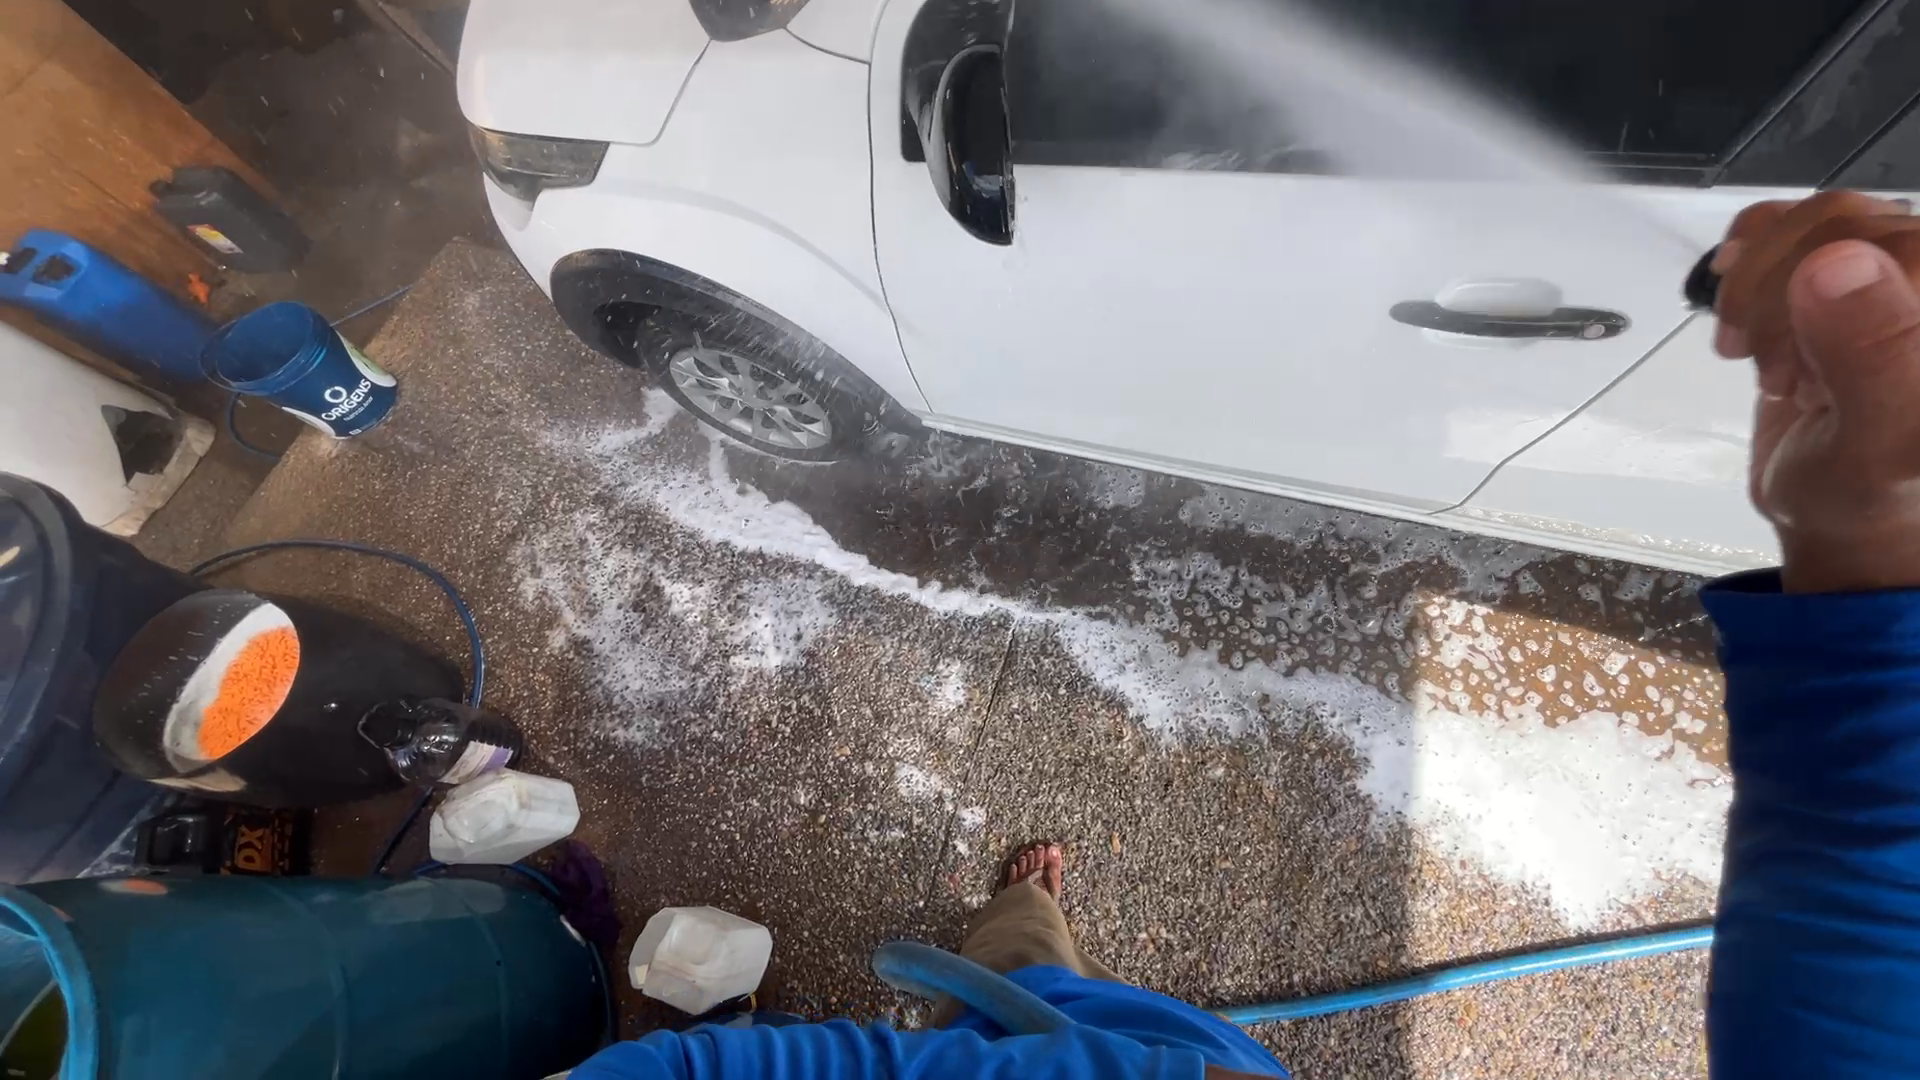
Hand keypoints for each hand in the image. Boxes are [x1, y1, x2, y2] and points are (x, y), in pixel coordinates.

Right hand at [1711, 192, 1919, 592]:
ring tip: (1762, 354)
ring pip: (1805, 223)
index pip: (1883, 241)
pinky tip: (1743, 314)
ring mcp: (1896, 277)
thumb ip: (1873, 354)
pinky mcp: (1845, 286)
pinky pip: (1787, 230)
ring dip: (1754, 295)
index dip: (1811, 306)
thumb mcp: (1878, 442)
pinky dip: (1744, 264)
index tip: (1792, 376)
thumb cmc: (1873, 489)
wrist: (1845, 510)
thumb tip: (1833, 263)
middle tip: (1779, 373)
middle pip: (1838, 225)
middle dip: (1776, 308)